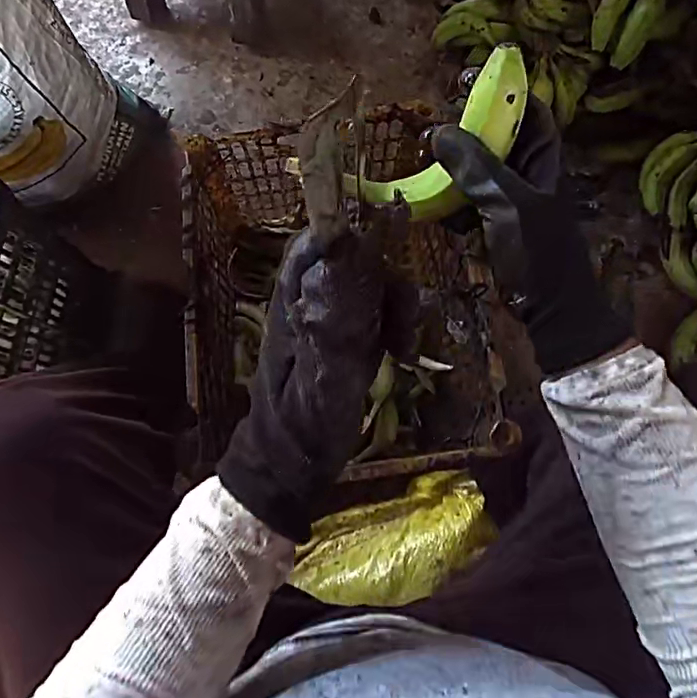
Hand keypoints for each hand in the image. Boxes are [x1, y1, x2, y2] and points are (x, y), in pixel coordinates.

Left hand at [217, 215, 414, 541]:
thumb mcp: (327, 370)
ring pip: (376, 281)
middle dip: (391, 286)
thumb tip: (353, 247)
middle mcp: (310, 291)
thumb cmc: (302, 421)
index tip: (398, 262)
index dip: (366, 240)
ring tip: (404, 349)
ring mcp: (329, 309)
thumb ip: (341, 310)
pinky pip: (380, 307)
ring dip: (399, 309)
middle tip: (403, 330)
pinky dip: (397, 325)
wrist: (292, 461)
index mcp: (295, 291)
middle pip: (361, 256)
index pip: (328, 236)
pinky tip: (401, 354)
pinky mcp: (345, 328)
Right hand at [433, 103, 632, 376]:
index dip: (503, 92)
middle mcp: (528, 173)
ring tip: (425, 165)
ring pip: (478, 170)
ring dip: (453, 168)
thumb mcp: (509, 204)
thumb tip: (439, 133)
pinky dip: (452, 203)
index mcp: (543, 160)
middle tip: (434, 128)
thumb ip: (477, 168)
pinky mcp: (495, 225)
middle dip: (466, 131)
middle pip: (496, 137)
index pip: (529, 110)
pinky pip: (468, 202)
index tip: (467, 80)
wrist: (550, 311)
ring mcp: (510, 201)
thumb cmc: (539, 252)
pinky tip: (437, 210)